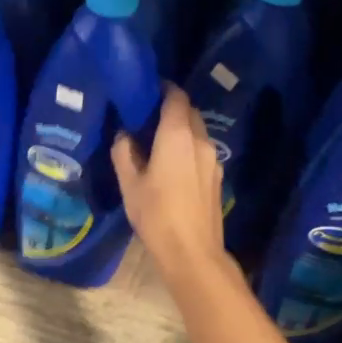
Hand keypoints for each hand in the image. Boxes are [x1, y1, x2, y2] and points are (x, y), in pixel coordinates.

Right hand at [112, 85, 234, 285]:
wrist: (192, 253)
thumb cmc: (157, 216)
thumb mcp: (130, 185)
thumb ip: (124, 153)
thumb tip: (124, 135)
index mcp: (177, 136)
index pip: (176, 97)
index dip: (163, 89)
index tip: (146, 91)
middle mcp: (200, 141)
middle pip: (189, 113)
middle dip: (171, 110)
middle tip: (148, 118)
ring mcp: (213, 160)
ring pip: (197, 133)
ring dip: (181, 131)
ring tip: (158, 143)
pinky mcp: (217, 178)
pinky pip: (202, 152)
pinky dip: (188, 149)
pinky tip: (173, 166)